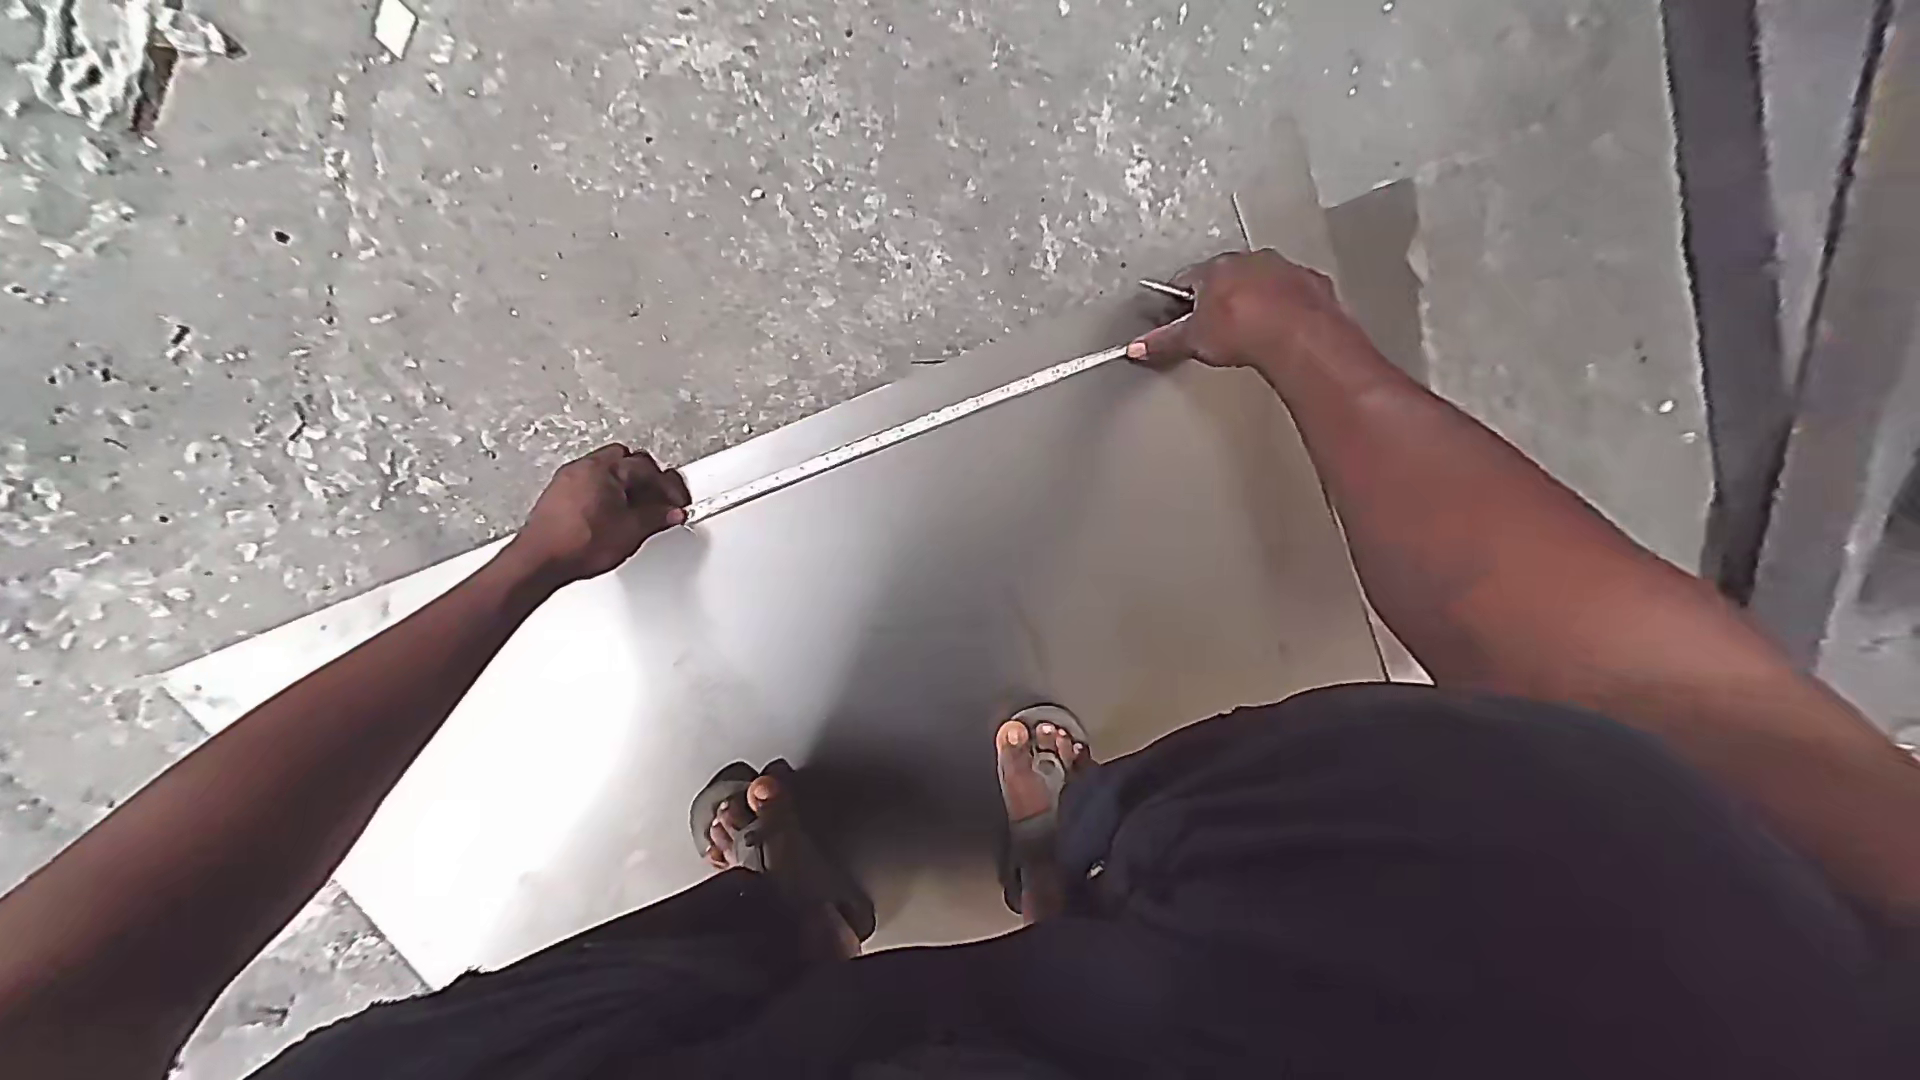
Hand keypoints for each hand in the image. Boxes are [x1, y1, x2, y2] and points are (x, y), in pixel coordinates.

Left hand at [504, 443, 691, 585]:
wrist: (539, 562)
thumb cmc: (576, 544)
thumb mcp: (632, 530)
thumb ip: (657, 517)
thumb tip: (670, 512)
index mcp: (604, 470)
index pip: (647, 469)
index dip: (669, 487)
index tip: (677, 502)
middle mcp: (583, 468)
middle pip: (626, 459)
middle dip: (648, 477)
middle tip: (661, 497)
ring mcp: (568, 480)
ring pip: (607, 470)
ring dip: (626, 484)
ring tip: (639, 506)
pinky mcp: (559, 495)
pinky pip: (591, 483)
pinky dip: (607, 492)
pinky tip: (614, 513)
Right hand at [1128, 249, 1370, 375]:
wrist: (1298, 336)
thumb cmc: (1246, 329)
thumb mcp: (1193, 340)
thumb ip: (1163, 342)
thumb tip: (1138, 347)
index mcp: (1217, 268)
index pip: (1186, 279)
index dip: (1178, 300)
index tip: (1178, 316)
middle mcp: (1250, 261)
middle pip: (1225, 277)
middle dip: (1217, 298)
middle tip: (1211, 326)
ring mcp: (1283, 269)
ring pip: (1259, 281)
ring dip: (1251, 299)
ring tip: (1245, 330)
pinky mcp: (1310, 285)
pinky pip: (1290, 293)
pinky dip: (1282, 308)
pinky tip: (1277, 328)